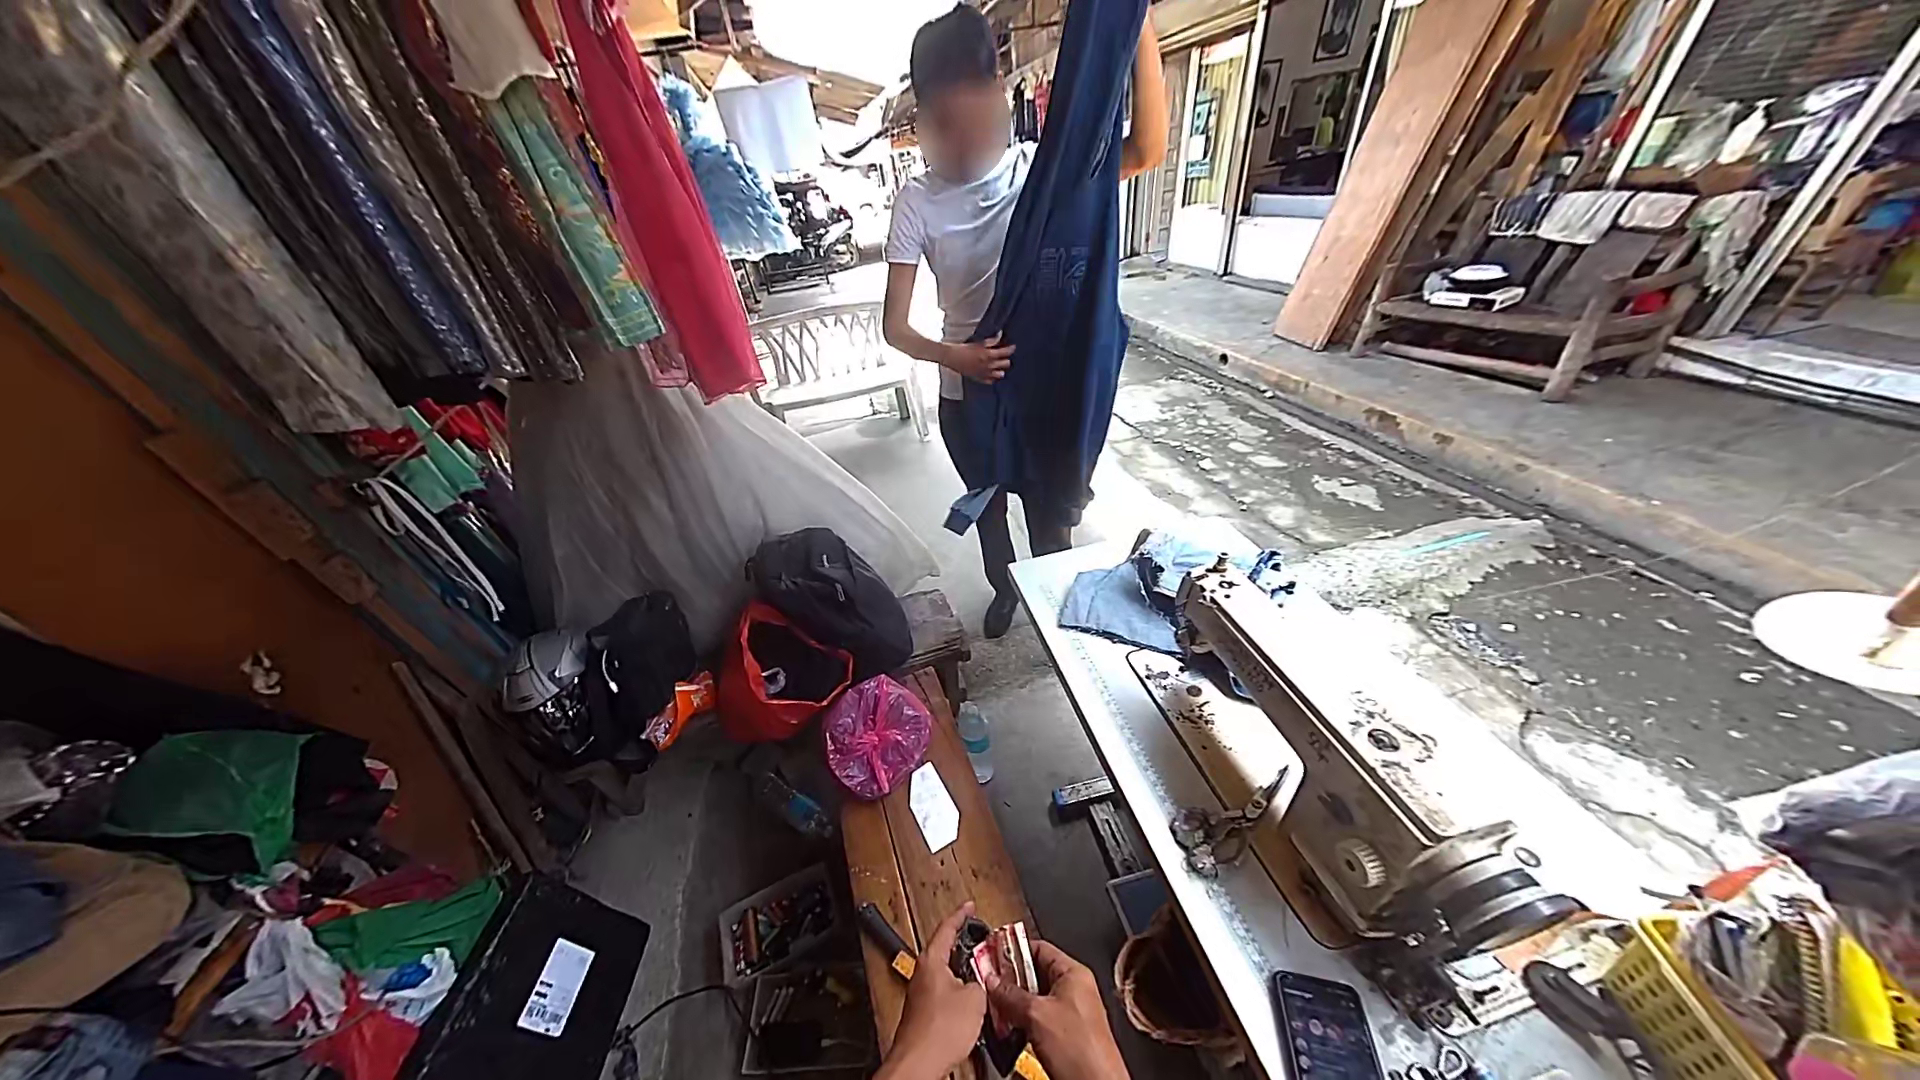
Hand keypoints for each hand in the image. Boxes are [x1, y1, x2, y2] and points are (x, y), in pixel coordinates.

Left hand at [878, 902, 984, 1079]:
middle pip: (946, 951)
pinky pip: (945, 997)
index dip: (961, 914)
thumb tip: (982, 983)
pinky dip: (958, 998)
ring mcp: (921, 994)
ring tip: (981, 980)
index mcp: (932, 959)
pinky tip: (970, 1011)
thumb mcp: (974, 999)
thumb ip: (981, 982)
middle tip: (980, 943)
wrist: (920, 1065)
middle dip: (965, 949)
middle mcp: (923, 973)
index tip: (969, 906)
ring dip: (964, 977)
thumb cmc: (938, 1031)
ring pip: (947, 976)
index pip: (947, 927)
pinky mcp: (923, 1015)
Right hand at [942, 335, 1013, 382]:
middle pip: (1005, 364)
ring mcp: (984, 373)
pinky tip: (992, 373)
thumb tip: (1000, 335)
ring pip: (1000, 374)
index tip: (1013, 347)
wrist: (952, 358)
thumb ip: (990, 341)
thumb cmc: (964, 348)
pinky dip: (993, 377)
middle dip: (1006, 359)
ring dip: (1001, 369)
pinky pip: (991, 381)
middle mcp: (988, 365)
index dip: (1010, 349)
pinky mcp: (979, 378)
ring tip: (998, 366)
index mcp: (988, 355)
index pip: (1005, 352)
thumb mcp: (978, 343)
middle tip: (1004, 356)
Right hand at [987, 939, 1129, 1079]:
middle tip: (990, 984)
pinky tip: (1009, 1029)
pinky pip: (1038, 1021)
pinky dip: (1022, 1023)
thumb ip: (1011, 995)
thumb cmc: (1083, 1052)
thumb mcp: (1038, 1015)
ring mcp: (1070, 1015)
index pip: (1038, 948)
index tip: (993, 955)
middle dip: (1011, 981)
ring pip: (1034, 1000)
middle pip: (1034, 974)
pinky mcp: (1065, 1038)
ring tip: (996, 1008)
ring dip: (1014, 1005)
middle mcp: (1074, 991)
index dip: (1014, 950)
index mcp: (1074, 974)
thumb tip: (993, 981)